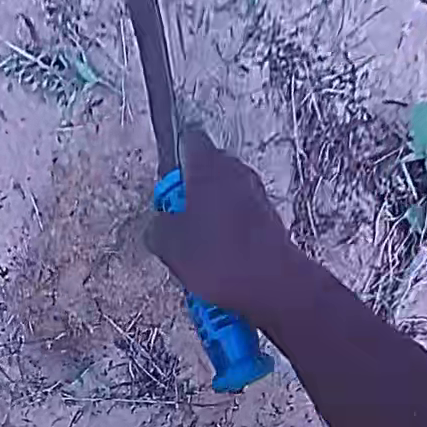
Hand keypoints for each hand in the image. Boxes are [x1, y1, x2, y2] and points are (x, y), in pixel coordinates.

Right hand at [143, 129, 322, 325]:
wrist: (269, 283)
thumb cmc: (220, 258)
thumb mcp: (170, 246)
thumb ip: (157, 229)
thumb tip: (156, 226)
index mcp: (209, 168)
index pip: (188, 142)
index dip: (172, 165)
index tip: (164, 193)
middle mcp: (236, 172)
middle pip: (205, 174)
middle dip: (187, 198)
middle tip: (174, 229)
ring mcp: (255, 195)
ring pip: (220, 199)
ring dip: (205, 220)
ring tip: (194, 253)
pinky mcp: (266, 220)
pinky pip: (236, 222)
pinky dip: (223, 236)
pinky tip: (215, 263)